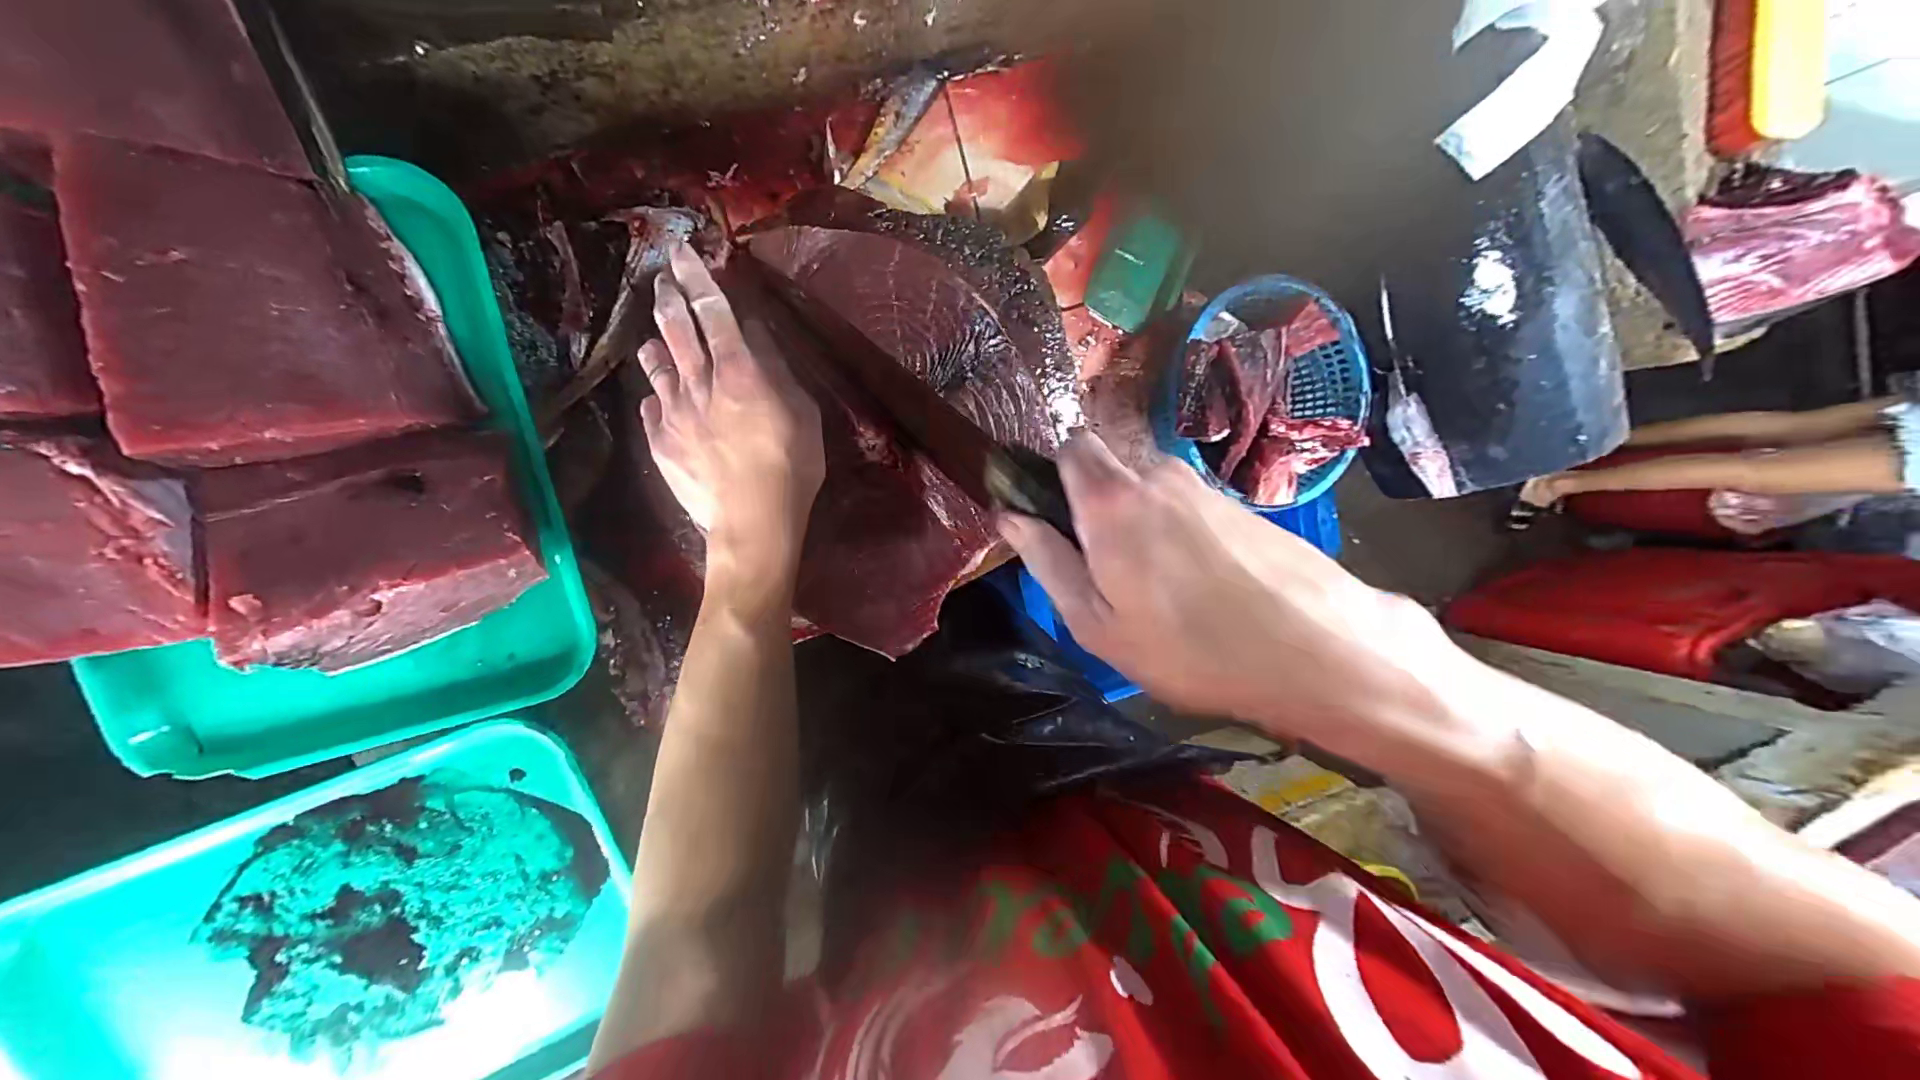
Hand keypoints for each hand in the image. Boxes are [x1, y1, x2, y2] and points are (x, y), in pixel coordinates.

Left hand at [640, 244, 823, 573]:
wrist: (753, 520)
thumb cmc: (792, 465)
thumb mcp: (803, 411)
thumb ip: (776, 367)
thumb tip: (755, 331)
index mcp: (738, 370)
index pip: (712, 310)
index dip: (697, 277)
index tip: (682, 251)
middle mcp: (698, 382)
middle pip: (674, 328)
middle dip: (667, 296)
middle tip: (663, 279)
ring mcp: (673, 412)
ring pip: (655, 364)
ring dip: (656, 343)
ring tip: (656, 337)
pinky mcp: (660, 441)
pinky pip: (651, 406)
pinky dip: (658, 394)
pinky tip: (662, 398)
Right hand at [998, 434, 1476, 750]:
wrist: (1318, 649)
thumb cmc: (1189, 647)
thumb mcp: (1095, 621)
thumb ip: (1046, 561)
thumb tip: (1009, 517)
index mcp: (1111, 498)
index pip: (1068, 446)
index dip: (1053, 478)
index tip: (1055, 524)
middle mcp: (1156, 474)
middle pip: (1108, 470)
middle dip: (1095, 509)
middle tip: (1107, 575)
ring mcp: (1203, 487)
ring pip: (1147, 491)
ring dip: (1138, 525)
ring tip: (1158, 590)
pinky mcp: (1239, 505)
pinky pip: (1185, 506)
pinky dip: (1177, 533)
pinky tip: (1200, 586)